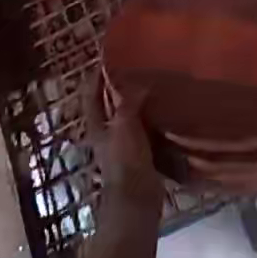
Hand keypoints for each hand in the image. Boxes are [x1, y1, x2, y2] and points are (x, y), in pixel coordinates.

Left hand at [91, 73, 163, 210]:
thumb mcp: (125, 125)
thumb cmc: (125, 160)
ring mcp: (122, 145)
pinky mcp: (139, 156)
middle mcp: (106, 132)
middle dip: (118, 87)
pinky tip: (165, 113)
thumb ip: (129, 103)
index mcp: (96, 124)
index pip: (91, 93)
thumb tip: (140, 84)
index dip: (96, 76)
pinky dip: (152, 120)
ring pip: (127, 117)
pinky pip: (144, 132)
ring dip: (137, 103)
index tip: (108, 58)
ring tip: (153, 86)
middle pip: (108, 104)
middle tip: (136, 69)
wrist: (137, 199)